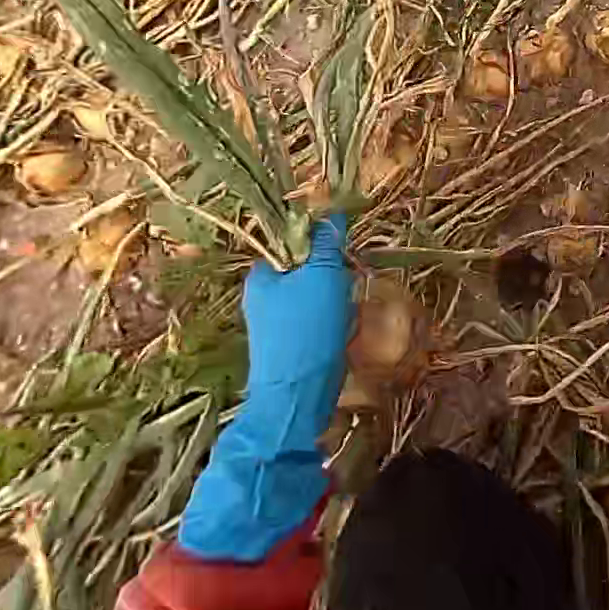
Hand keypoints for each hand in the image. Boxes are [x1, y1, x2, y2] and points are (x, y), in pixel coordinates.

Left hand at [180, 216, 351, 560]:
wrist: (299, 395)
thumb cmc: (307, 330)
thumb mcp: (321, 277)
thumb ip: (327, 243)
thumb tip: (331, 214)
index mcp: (261, 276)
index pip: (294, 241)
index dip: (321, 240)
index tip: (342, 249)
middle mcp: (264, 295)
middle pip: (308, 265)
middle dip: (333, 271)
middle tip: (347, 279)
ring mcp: (277, 320)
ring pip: (318, 290)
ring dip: (338, 294)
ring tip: (346, 306)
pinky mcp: (293, 339)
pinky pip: (320, 313)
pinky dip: (335, 315)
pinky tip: (343, 325)